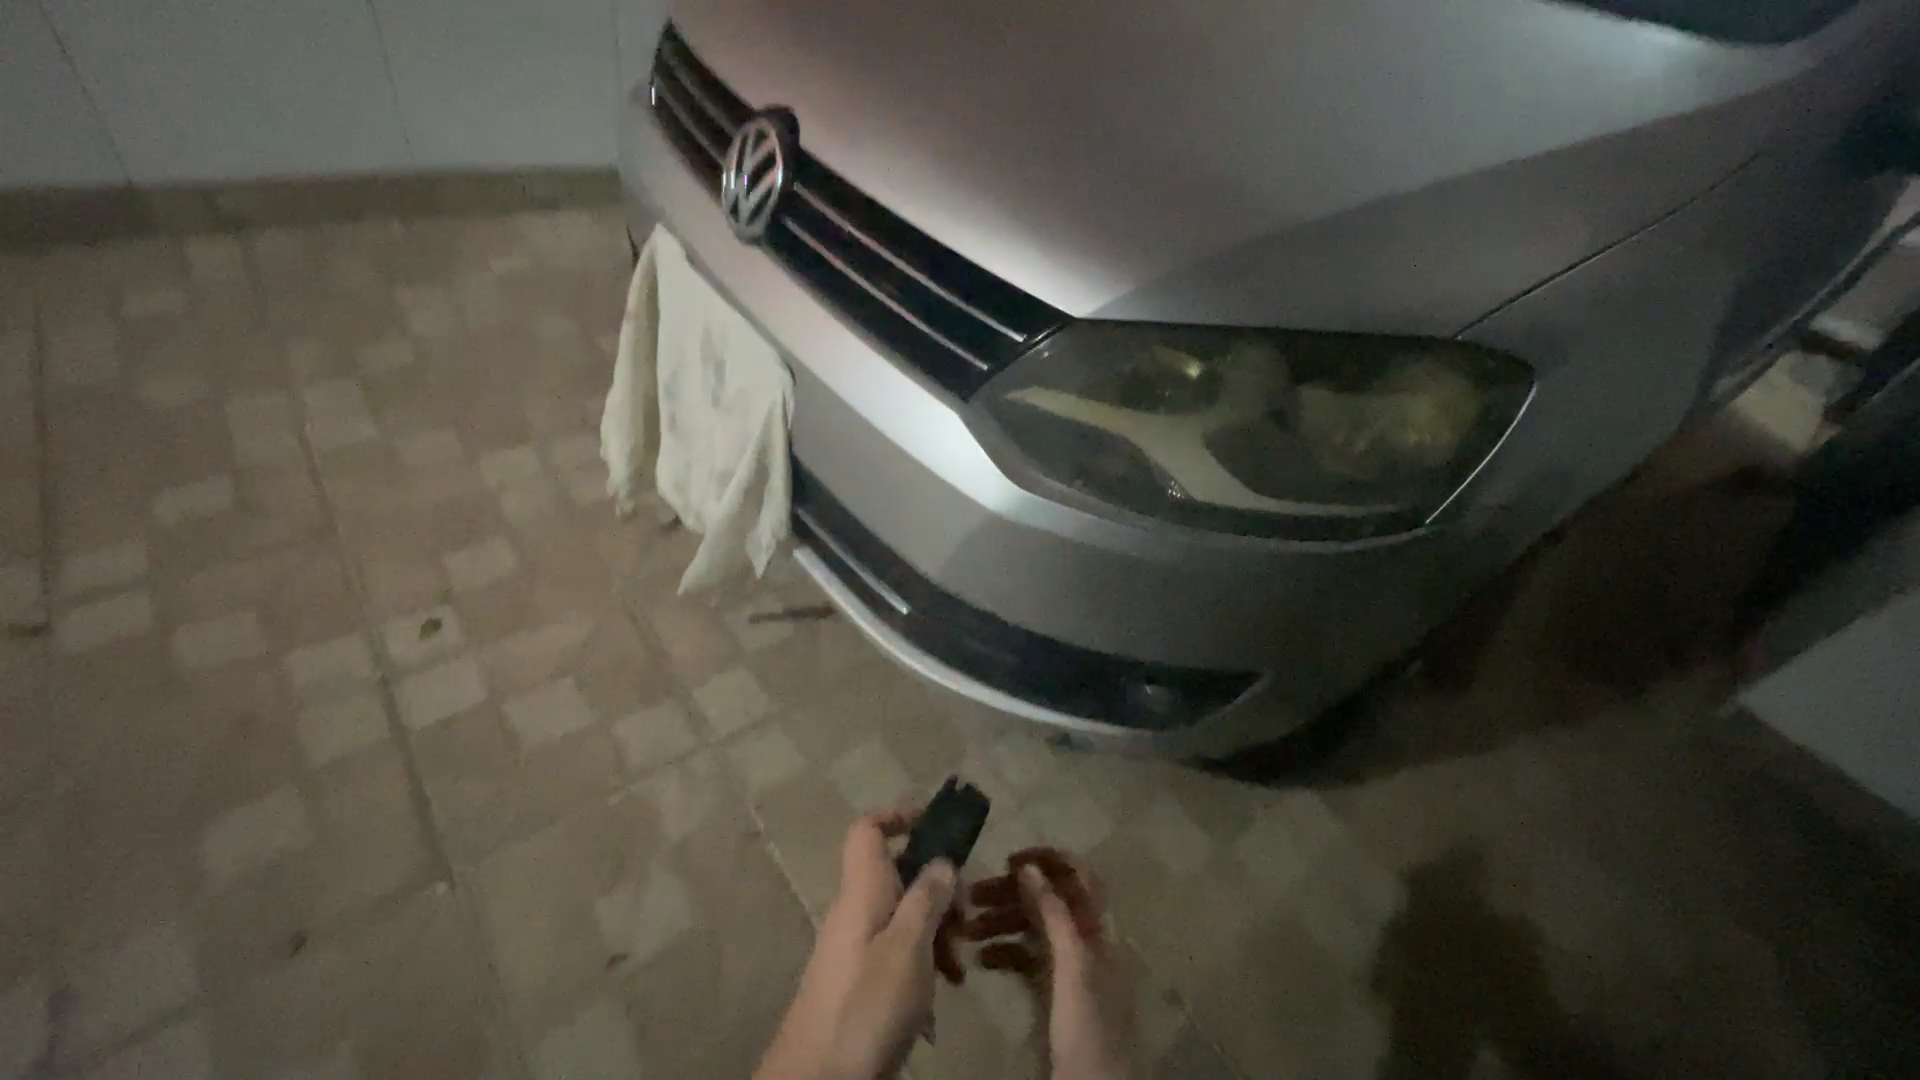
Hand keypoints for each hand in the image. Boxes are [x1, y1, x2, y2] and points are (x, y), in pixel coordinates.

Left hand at [755, 806, 963, 1079]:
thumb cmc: (865, 1005)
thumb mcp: (908, 949)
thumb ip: (927, 899)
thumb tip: (942, 859)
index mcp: (862, 891)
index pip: (868, 830)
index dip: (898, 815)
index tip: (937, 823)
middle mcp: (856, 910)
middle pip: (898, 875)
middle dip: (939, 888)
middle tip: (968, 917)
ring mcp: (856, 947)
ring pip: (904, 917)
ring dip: (937, 933)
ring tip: (960, 967)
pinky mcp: (860, 981)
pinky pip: (898, 953)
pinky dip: (924, 965)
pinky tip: (942, 998)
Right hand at [966, 848, 1133, 1079]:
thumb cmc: (1089, 1027)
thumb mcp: (1073, 967)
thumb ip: (1054, 914)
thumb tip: (1028, 868)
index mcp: (1098, 930)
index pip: (1078, 877)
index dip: (1048, 861)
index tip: (1008, 860)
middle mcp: (1084, 941)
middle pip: (1049, 901)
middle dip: (1012, 892)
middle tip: (972, 895)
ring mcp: (1068, 968)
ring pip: (1033, 929)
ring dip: (1001, 921)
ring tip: (967, 929)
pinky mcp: (1052, 993)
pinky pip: (1026, 959)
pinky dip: (1004, 953)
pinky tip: (980, 960)